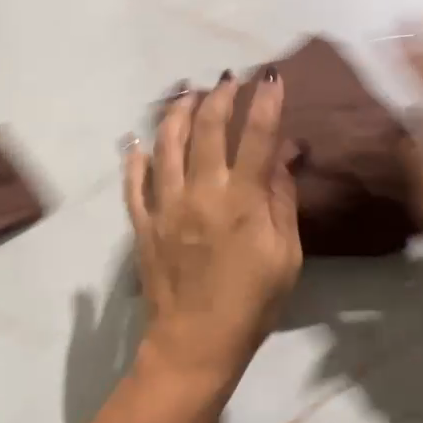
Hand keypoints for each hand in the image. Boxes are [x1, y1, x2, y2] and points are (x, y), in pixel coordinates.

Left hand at [124, 70, 302, 383]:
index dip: (265, 101)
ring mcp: (166, 206)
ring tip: (188, 92)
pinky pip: (135, 182)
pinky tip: (139, 141)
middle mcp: (201, 192)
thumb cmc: (252, 302)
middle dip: (219, 95)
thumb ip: (282, 197)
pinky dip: (136, 157)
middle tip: (229, 78)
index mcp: (241, 200)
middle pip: (207, 128)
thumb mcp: (285, 253)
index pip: (256, 135)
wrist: (195, 347)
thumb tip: (287, 150)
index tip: (270, 75)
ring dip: (178, 111)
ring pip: (167, 143)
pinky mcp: (143, 224)